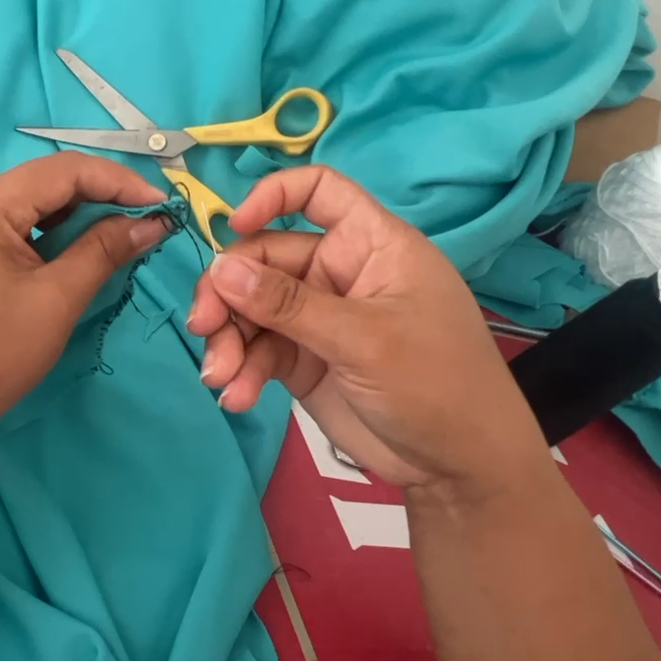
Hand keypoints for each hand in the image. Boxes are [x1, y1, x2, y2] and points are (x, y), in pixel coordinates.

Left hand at [0, 152, 171, 442]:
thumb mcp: (58, 298)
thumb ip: (106, 249)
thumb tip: (153, 221)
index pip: (61, 171)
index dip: (117, 181)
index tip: (160, 203)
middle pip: (41, 182)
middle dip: (96, 198)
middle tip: (143, 222)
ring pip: (24, 202)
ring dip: (70, 216)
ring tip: (113, 238)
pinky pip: (4, 222)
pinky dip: (41, 232)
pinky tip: (68, 251)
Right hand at [185, 167, 547, 493]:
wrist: (458, 468)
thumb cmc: (435, 384)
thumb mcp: (362, 339)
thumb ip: (287, 304)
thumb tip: (218, 268)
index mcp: (369, 245)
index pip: (318, 192)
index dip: (272, 197)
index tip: (232, 227)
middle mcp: (337, 273)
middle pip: (263, 259)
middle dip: (227, 294)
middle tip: (203, 327)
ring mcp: (315, 317)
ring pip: (249, 309)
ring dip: (227, 340)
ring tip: (219, 378)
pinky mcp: (300, 358)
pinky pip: (255, 350)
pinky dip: (240, 370)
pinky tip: (236, 397)